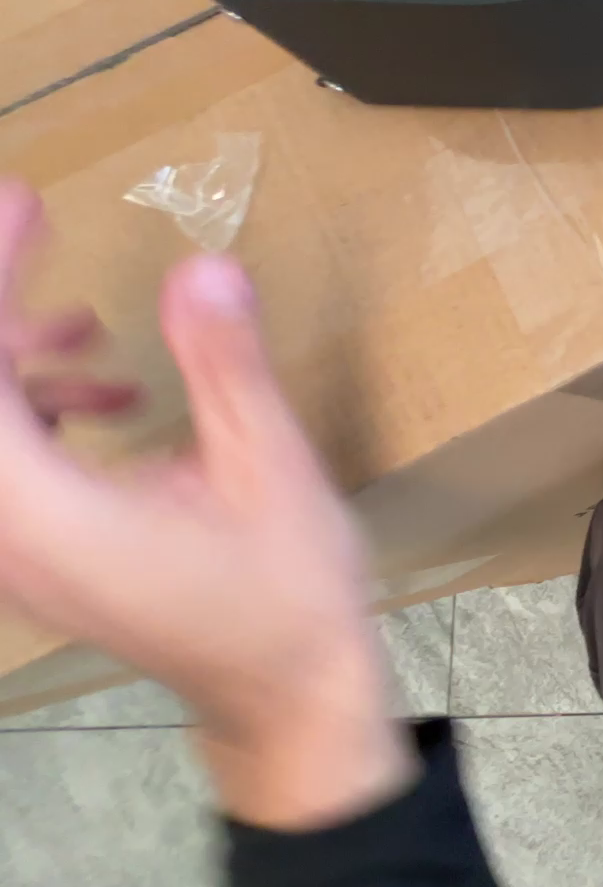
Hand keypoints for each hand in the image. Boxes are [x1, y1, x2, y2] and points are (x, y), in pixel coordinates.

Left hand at [0, 181, 410, 828]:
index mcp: (30, 510)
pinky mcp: (25, 552)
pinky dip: (35, 413)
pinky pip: (0, 463)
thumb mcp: (272, 469)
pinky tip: (112, 404)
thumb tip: (207, 267)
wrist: (284, 681)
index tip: (21, 205)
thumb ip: (227, 369)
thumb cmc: (289, 585)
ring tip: (99, 337)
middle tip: (36, 237)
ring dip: (12, 365)